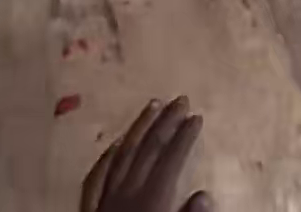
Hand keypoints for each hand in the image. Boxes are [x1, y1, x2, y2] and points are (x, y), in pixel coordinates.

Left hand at [82, 97, 210, 211]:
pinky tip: (115, 143)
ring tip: (152, 104)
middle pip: (148, 150)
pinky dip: (106, 158)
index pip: (171, 160)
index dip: (185, 136)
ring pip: (122, 155)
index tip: (198, 116)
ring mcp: (104, 204)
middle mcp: (126, 196)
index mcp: (151, 204)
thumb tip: (205, 194)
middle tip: (181, 99)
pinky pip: (95, 179)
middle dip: (166, 122)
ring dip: (139, 128)